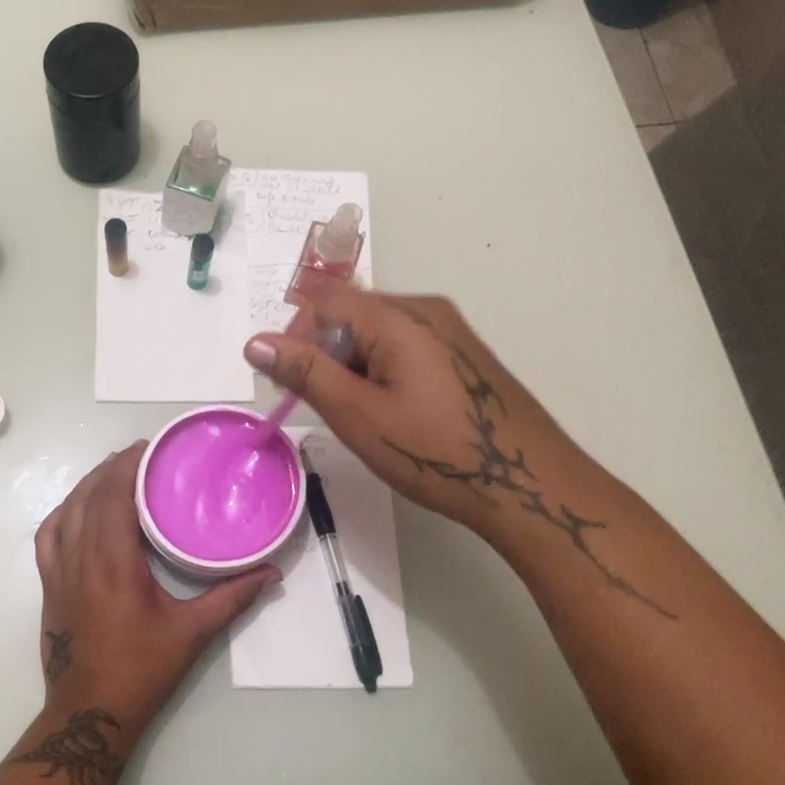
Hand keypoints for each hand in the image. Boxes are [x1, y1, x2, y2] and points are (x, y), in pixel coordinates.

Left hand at [33, 442, 278, 732]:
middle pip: (89, 495)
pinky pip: (48, 536)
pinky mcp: (48, 585)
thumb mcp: (193, 633)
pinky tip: (78, 510)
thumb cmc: (142, 670)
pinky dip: (63, 513)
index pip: (113, 494)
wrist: (90, 712)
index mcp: (113, 561)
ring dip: (88, 485)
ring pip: (66, 511)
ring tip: (115, 475)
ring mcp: (58, 571)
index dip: (127, 463)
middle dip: (113, 468)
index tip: (149, 447)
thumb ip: (232, 597)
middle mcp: (80, 557)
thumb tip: (271, 573)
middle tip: (142, 456)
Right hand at [243, 281, 592, 536]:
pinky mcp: (464, 354)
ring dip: (352, 364)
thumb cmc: (437, 452)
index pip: (325, 299)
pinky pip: (405, 346)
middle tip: (326, 405)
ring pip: (377, 331)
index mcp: (400, 317)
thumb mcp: (358, 415)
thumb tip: (254, 342)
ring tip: (361, 416)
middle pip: (352, 311)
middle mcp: (427, 310)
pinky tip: (393, 413)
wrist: (530, 486)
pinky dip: (381, 370)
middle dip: (324, 352)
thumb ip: (305, 373)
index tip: (290, 383)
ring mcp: (451, 330)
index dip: (295, 334)